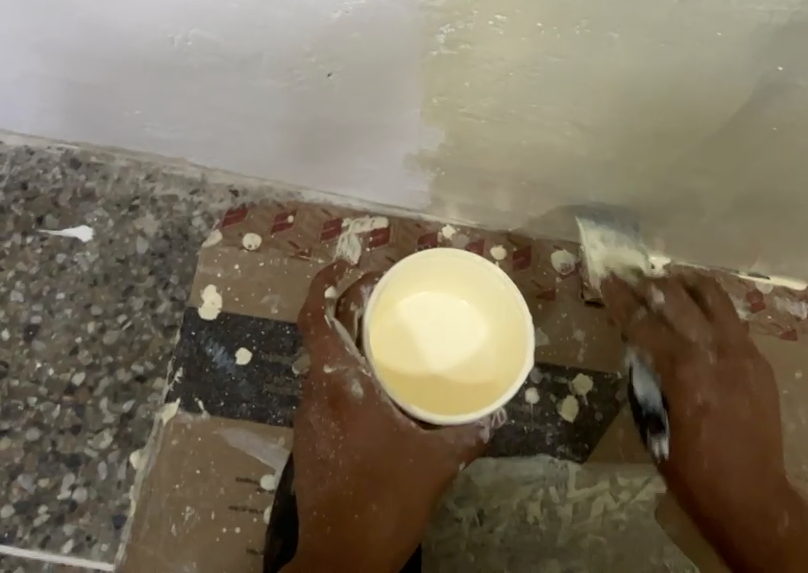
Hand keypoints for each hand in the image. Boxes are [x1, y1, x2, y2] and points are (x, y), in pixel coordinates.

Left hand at [283, 259, 499, 572]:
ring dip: (346, 337)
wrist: (340, 561)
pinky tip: (377, 382)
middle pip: (322, 332)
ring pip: (323, 361)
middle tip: (382, 288)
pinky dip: (347, 369)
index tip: (346, 264)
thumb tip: (497, 414)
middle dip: (348, 303)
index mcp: (339, 384)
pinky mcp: (312, 439)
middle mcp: (317, 392)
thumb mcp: (436, 464)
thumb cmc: (384, 500)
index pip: (315, 317)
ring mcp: (311, 417)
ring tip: (382, 328)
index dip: (325, 283)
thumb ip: (468, 434)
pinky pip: (327, 387)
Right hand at [603, 270, 807, 572]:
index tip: (607, 279)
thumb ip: (647, 379)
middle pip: (677, 299)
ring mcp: (742, 353)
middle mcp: (713, 352)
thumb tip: (637, 346)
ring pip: (713, 297)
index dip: (620, 299)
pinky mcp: (759, 361)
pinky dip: (711, 306)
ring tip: (669, 279)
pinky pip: (732, 320)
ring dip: (686, 284)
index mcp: (683, 370)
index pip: (643, 322)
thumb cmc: (693, 471)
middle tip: (633, 276)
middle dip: (649, 284)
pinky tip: (699, 307)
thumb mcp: (654, 425)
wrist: (753, 500)